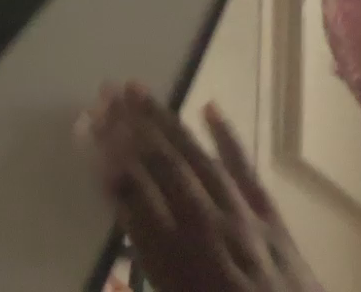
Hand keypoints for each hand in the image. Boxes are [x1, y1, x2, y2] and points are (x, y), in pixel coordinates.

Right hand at [84, 83, 325, 291]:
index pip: (131, 196)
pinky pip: (248, 174)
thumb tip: (123, 209)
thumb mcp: (171, 291)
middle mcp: (207, 234)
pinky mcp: (275, 224)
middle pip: (160, 168)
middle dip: (128, 128)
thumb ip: (147, 259)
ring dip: (164, 122)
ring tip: (136, 88)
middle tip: (104, 94)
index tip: (85, 128)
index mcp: (176, 263)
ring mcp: (244, 223)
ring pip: (197, 160)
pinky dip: (228, 139)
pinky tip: (210, 107)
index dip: (105, 159)